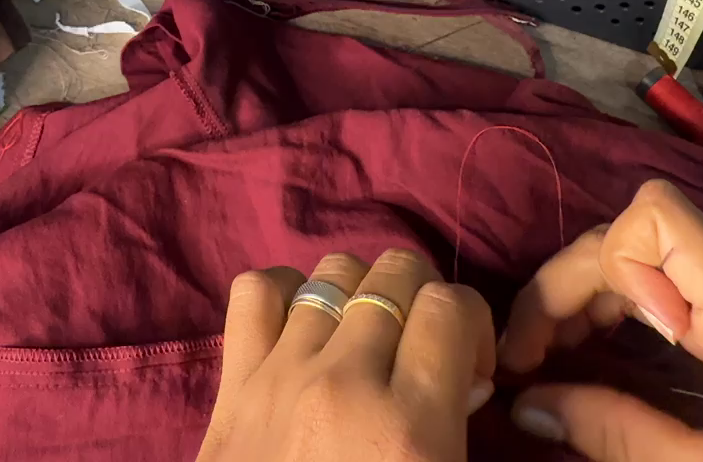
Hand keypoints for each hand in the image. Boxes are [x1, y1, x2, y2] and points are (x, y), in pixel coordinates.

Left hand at [197, 249, 496, 461]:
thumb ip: (454, 431)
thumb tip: (463, 380)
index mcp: (408, 428)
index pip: (450, 306)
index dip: (470, 323)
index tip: (469, 366)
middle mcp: (344, 382)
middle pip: (394, 272)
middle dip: (422, 299)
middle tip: (421, 349)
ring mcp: (280, 374)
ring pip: (334, 271)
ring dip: (362, 294)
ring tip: (365, 338)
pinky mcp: (231, 384)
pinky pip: (257, 291)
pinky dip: (286, 291)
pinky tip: (303, 325)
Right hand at [498, 179, 702, 461]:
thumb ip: (622, 438)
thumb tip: (527, 403)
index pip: (657, 214)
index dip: (611, 263)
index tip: (597, 339)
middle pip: (634, 235)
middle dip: (568, 288)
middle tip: (525, 362)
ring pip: (647, 256)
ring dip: (589, 299)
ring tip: (551, 360)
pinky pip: (675, 284)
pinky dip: (626, 312)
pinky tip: (604, 356)